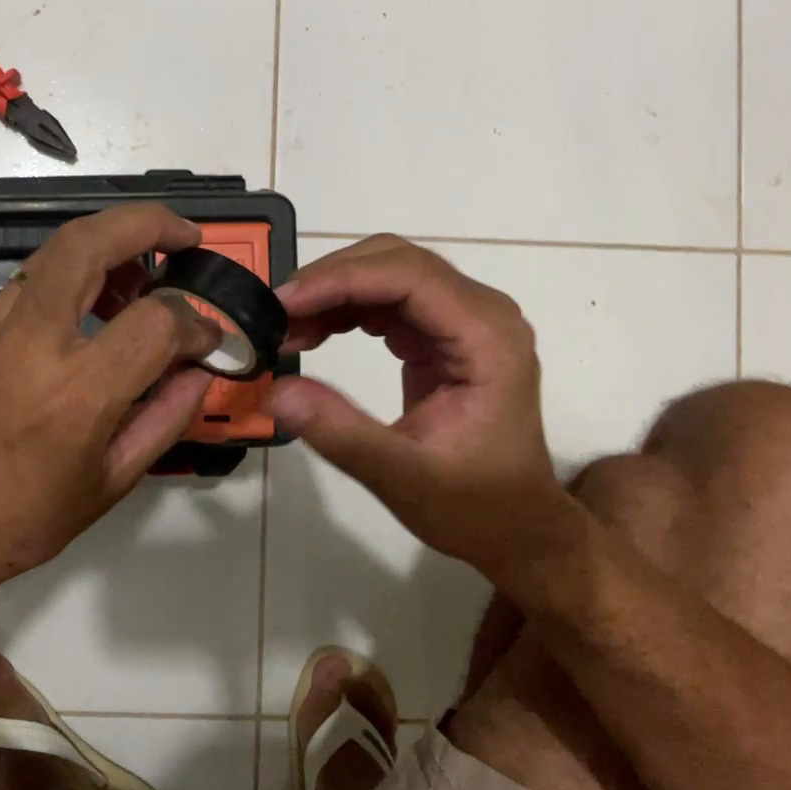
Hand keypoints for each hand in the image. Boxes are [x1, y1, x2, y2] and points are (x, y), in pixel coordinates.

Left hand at [0, 204, 222, 593]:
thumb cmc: (26, 519)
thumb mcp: (113, 481)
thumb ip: (167, 416)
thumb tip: (201, 367)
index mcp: (75, 396)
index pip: (154, 321)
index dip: (195, 321)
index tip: (206, 336)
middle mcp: (29, 346)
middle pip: (89, 243)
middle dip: (146, 222)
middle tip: (183, 235)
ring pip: (53, 252)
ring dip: (106, 244)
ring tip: (138, 277)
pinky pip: (28, 284)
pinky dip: (69, 278)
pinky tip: (86, 311)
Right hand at [265, 235, 581, 582]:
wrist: (516, 527)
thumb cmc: (473, 505)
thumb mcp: (403, 477)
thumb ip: (341, 432)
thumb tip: (274, 392)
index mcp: (487, 339)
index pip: (410, 278)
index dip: (341, 280)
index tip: (284, 303)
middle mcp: (482, 314)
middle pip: (397, 262)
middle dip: (330, 279)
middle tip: (275, 314)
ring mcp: (464, 320)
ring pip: (388, 273)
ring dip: (333, 292)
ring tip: (285, 330)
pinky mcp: (443, 333)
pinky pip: (387, 299)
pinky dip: (344, 309)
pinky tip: (312, 335)